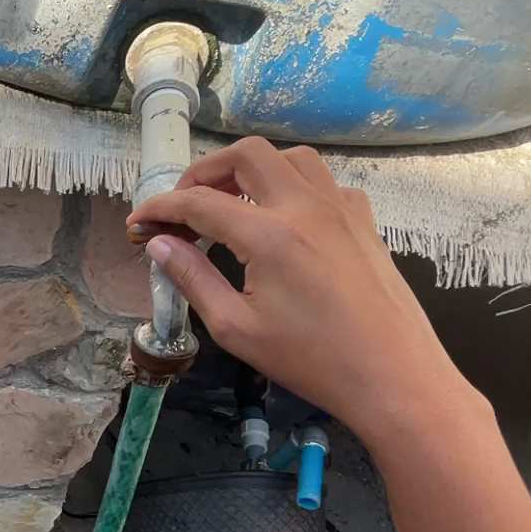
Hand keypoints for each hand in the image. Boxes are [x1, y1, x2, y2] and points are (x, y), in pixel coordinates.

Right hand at [130, 137, 481, 444]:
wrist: (393, 376)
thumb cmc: (309, 360)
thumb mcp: (234, 327)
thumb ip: (192, 279)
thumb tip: (159, 245)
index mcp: (269, 235)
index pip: (199, 202)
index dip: (159, 208)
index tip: (137, 224)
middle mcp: (306, 207)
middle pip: (246, 155)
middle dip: (203, 174)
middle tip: (182, 209)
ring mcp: (341, 208)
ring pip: (289, 158)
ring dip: (250, 171)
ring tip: (229, 205)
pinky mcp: (363, 221)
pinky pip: (322, 182)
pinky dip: (290, 187)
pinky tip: (279, 220)